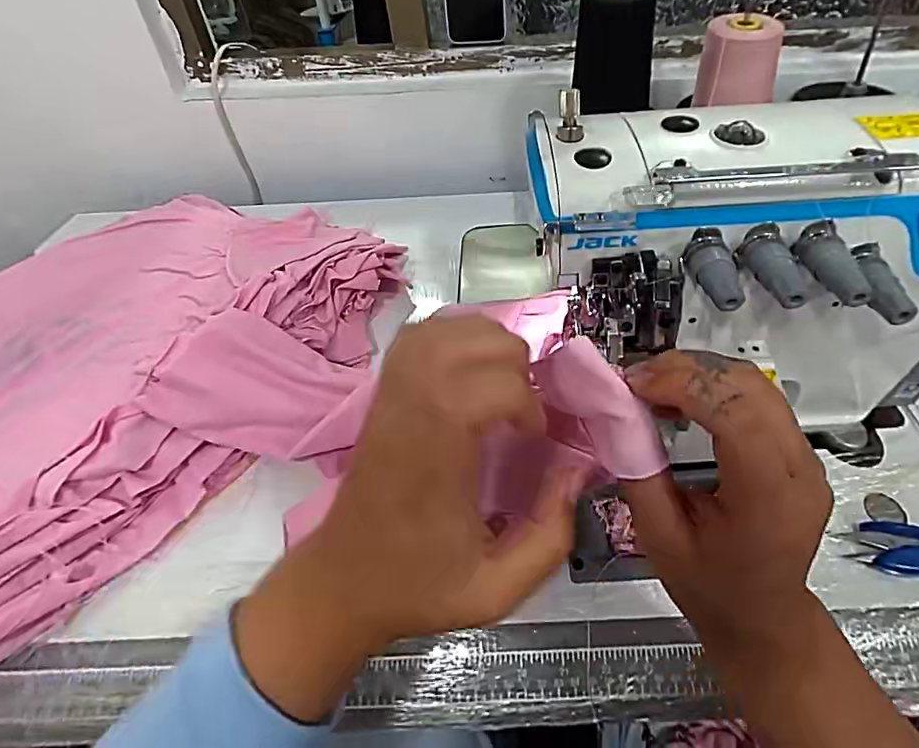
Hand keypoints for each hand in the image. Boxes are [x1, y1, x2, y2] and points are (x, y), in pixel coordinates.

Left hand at [235, 316, 580, 721]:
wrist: (343, 580)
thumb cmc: (416, 586)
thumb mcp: (496, 591)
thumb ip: (550, 537)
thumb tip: (575, 471)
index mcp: (437, 454)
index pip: (487, 388)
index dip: (524, 402)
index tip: (531, 436)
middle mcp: (411, 408)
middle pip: (472, 343)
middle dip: (515, 364)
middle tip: (522, 407)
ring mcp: (392, 390)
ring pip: (448, 327)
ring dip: (490, 343)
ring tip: (503, 383)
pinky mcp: (384, 386)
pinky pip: (422, 333)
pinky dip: (456, 333)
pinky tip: (472, 364)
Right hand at [619, 350, 830, 656]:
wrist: (764, 617)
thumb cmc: (712, 587)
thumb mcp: (659, 537)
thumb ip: (637, 470)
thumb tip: (614, 411)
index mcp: (769, 498)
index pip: (734, 412)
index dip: (681, 383)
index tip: (633, 383)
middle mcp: (800, 468)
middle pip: (748, 386)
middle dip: (686, 369)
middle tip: (638, 380)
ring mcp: (806, 455)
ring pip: (754, 381)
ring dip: (700, 371)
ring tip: (655, 385)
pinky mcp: (799, 447)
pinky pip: (758, 395)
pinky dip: (716, 384)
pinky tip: (682, 396)